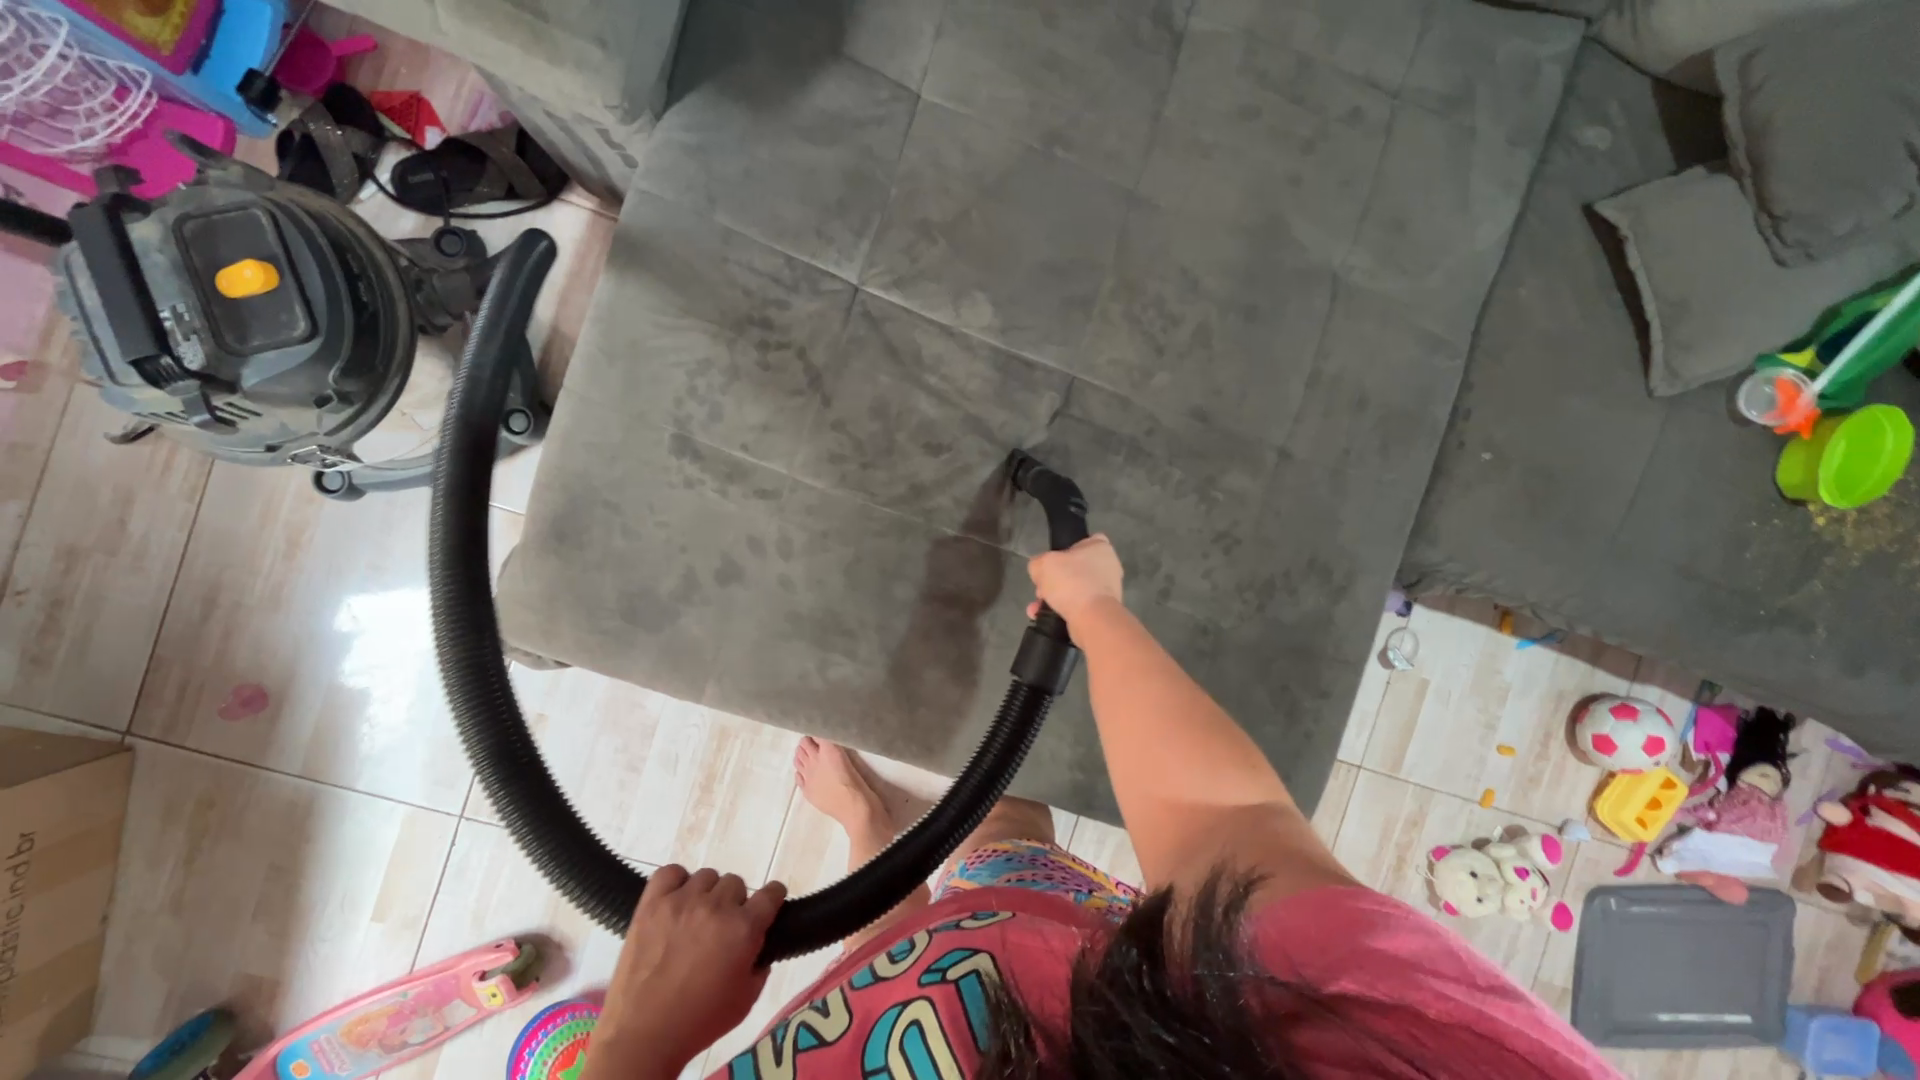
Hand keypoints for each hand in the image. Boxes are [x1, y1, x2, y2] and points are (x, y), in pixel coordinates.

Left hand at [583, 867, 786, 1079]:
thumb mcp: (746, 999)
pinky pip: (670, 873)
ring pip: (706, 877)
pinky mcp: (651, 904)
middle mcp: (716, 907)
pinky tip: (675, 902)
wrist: (643, 1035)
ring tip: (695, 918)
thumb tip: (757, 945)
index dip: (773, 898)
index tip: (768, 906)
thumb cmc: (700, 1021)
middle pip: (736, 883)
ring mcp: (681, 901)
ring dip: (707, 894)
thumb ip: (760, 965)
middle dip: (734, 904)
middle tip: (722, 928)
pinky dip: (676, 882)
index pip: (771, 893)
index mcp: (744, 929)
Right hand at [1027, 534, 1123, 623]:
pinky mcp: (1104, 610)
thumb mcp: (1042, 564)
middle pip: (1075, 570)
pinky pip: (1079, 607)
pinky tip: (1044, 618)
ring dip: (1054, 599)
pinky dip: (1062, 612)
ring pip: (1074, 590)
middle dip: (1054, 581)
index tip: (1053, 561)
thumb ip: (1038, 563)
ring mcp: (1108, 591)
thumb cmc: (1071, 581)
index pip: (1084, 542)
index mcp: (1100, 548)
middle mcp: (1108, 567)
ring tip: (1037, 608)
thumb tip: (1041, 572)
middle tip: (1041, 589)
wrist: (1092, 618)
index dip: (1066, 550)